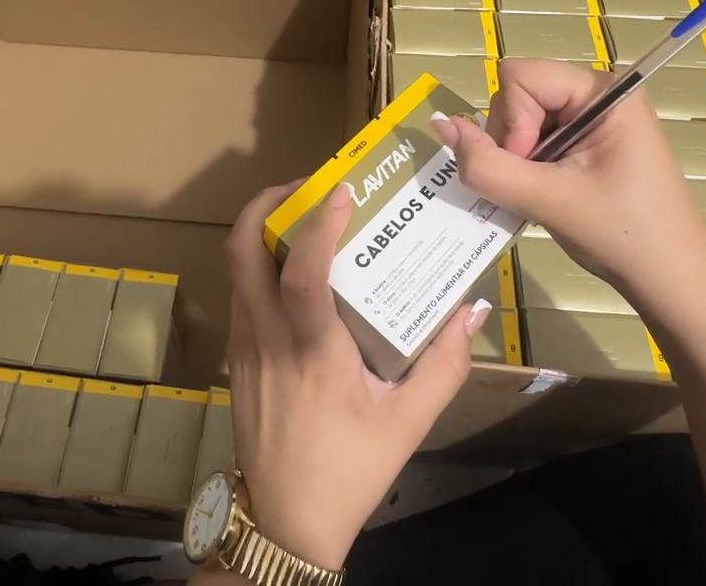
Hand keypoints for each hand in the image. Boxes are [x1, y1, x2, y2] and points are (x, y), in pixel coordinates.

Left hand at [222, 181, 488, 569]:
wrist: (286, 520)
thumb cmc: (350, 469)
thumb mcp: (409, 423)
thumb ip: (445, 365)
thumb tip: (471, 310)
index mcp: (311, 351)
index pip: (303, 272)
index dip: (318, 225)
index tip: (343, 189)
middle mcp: (266, 336)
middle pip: (242, 251)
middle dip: (266, 204)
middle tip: (306, 186)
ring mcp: (242, 344)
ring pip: (235, 267)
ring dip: (260, 229)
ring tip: (302, 216)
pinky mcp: (234, 356)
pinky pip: (238, 291)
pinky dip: (257, 262)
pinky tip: (292, 271)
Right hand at [431, 58, 705, 310]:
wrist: (674, 284)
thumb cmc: (624, 236)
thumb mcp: (548, 200)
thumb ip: (488, 165)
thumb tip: (440, 124)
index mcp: (602, 90)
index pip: (520, 77)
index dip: (510, 122)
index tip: (531, 168)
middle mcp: (596, 93)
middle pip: (516, 93)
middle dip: (511, 140)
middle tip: (537, 185)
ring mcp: (591, 117)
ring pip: (518, 118)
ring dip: (516, 157)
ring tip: (543, 193)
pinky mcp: (585, 140)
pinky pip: (533, 135)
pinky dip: (525, 165)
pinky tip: (544, 192)